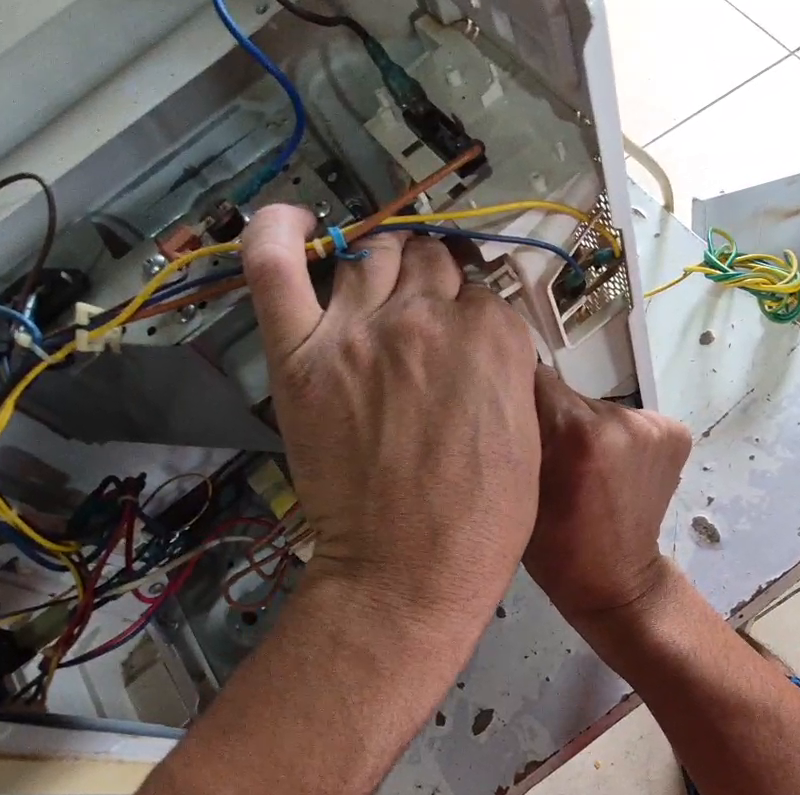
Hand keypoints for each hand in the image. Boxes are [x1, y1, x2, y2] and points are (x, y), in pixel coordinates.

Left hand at [241, 206, 541, 630]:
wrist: (409, 569)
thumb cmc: (483, 522)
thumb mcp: (526, 438)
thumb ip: (508, 374)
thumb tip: (484, 346)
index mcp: (494, 336)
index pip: (480, 294)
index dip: (472, 320)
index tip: (462, 349)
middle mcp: (427, 316)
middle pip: (428, 261)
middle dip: (432, 285)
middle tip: (424, 326)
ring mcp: (358, 329)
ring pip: (372, 254)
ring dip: (382, 266)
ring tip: (378, 297)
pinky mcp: (300, 353)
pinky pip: (273, 264)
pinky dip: (275, 230)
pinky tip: (291, 220)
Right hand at [524, 364, 691, 622]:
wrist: (617, 581)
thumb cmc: (554, 547)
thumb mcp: (518, 492)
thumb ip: (516, 439)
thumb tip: (506, 387)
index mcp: (577, 433)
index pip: (536, 379)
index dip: (520, 396)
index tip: (513, 417)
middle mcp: (621, 420)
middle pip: (570, 396)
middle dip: (554, 419)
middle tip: (551, 459)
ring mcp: (655, 426)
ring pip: (598, 409)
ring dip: (586, 429)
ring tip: (582, 469)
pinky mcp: (675, 433)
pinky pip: (628, 421)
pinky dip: (617, 438)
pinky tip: (612, 471)